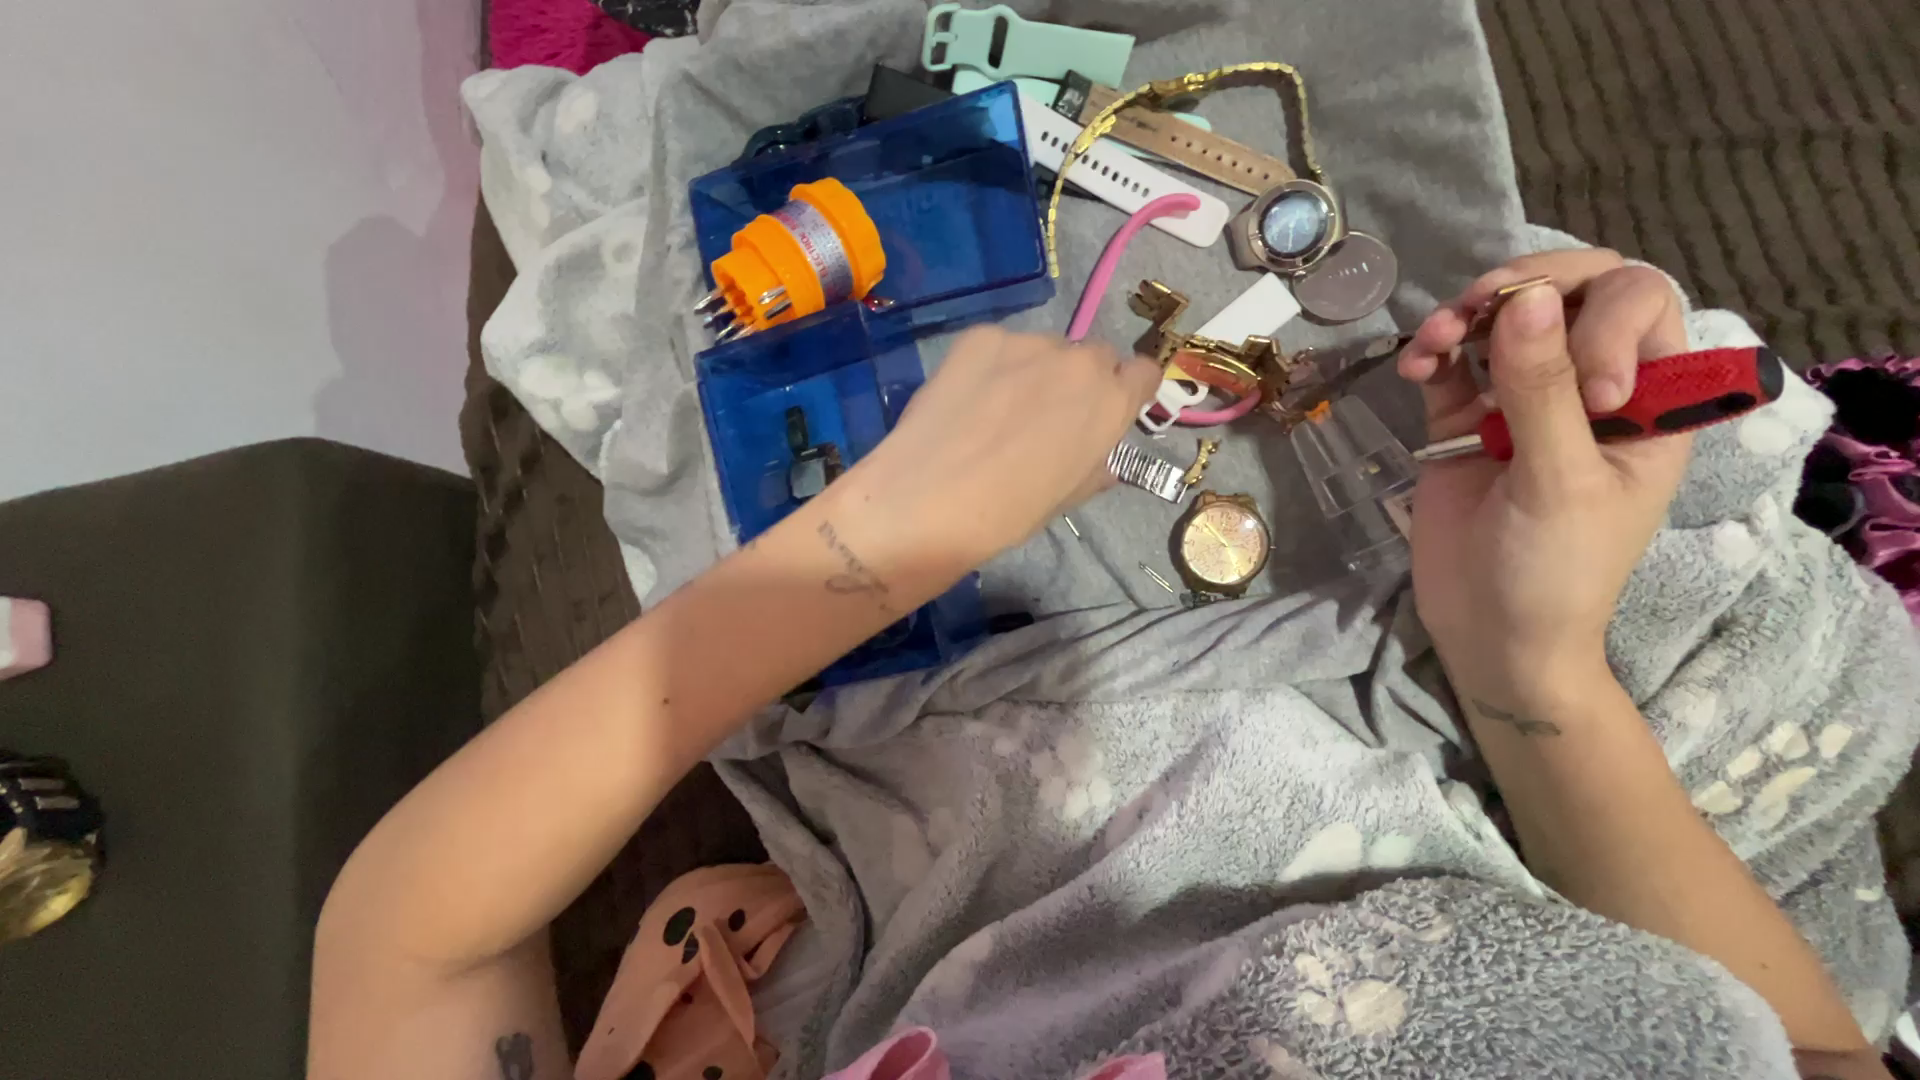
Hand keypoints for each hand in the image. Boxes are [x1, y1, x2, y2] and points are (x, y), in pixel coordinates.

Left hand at [844, 326, 1161, 562]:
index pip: (1143, 372)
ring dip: (1031, 371)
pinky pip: (998, 346)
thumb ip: (1094, 466)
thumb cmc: (1010, 513)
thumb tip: (1100, 460)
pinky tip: (966, 400)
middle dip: (1077, 381)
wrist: (930, 499)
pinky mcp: (980, 336)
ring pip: (1043, 349)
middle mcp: (1078, 360)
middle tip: (1044, 416)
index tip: (1104, 410)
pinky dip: (989, 366)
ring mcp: (1027, 342)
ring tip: (994, 411)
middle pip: (1092, 356)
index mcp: (1112, 401)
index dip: (1124, 392)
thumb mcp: (1068, 498)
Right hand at [1396, 251, 1694, 699]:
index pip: (1640, 308)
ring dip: (1464, 317)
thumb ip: (1541, 389)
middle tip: (1476, 309)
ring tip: (1430, 342)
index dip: (1603, 319)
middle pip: (1570, 296)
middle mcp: (1585, 387)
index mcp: (1648, 399)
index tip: (1578, 393)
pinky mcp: (1460, 423)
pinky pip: (1450, 367)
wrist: (1489, 632)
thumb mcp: (1560, 480)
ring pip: (1501, 322)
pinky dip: (1431, 355)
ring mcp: (1518, 402)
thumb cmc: (1554, 569)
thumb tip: (1523, 297)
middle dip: (1523, 289)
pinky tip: (1413, 368)